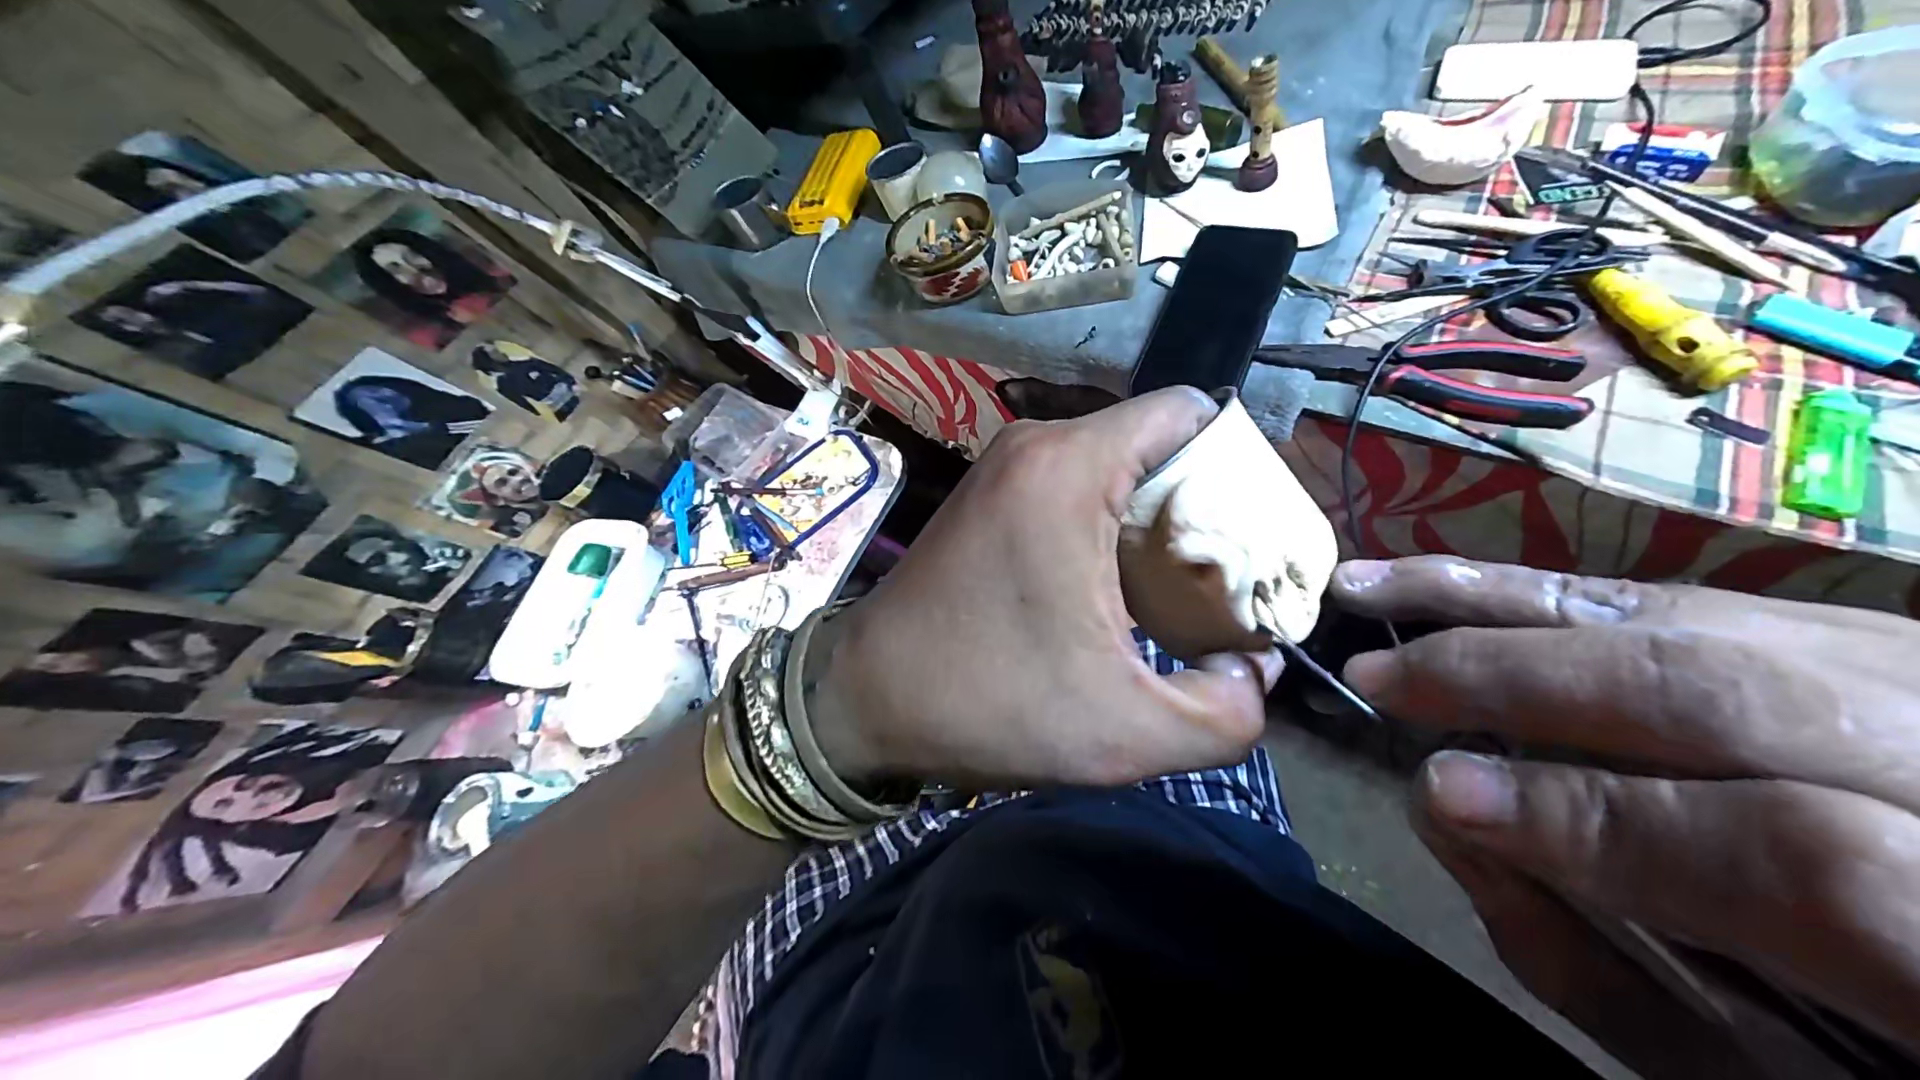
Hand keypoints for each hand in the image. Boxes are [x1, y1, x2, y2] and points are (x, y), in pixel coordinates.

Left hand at [810, 387, 1280, 788]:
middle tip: (1230, 571)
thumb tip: (1253, 668)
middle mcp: (1033, 447)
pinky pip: (1072, 484)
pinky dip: (1109, 520)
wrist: (863, 701)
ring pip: (1113, 463)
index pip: (1189, 413)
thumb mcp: (1126, 733)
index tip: (1257, 531)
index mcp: (1068, 470)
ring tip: (1182, 585)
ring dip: (1155, 514)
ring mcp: (1002, 466)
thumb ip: (1227, 711)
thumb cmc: (988, 706)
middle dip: (1203, 498)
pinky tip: (1118, 583)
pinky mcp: (985, 494)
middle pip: (1154, 440)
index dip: (1241, 463)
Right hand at [1329, 556, 1919, 1065]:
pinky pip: (1682, 603)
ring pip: (1696, 614)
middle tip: (1376, 678)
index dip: (1593, 820)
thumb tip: (1439, 810)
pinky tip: (1458, 586)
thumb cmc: (1862, 1056)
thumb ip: (1598, 969)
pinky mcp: (1859, 638)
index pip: (1803, 861)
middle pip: (1727, 689)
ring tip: (1370, 588)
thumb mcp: (1747, 1074)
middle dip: (1517, 678)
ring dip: (1501, 600)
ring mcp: (1917, 675)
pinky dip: (1551, 597)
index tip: (1433, 792)